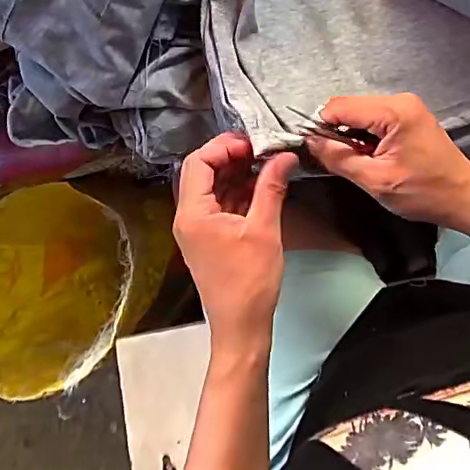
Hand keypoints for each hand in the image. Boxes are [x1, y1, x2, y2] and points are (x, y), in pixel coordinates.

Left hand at [173, 133, 298, 351]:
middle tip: (258, 150)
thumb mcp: (264, 230)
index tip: (251, 143)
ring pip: (211, 187)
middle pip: (201, 171)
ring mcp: (196, 227)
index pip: (199, 162)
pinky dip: (236, 191)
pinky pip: (218, 204)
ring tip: (263, 164)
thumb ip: (271, 188)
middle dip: (229, 156)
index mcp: (192, 213)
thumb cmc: (249, 284)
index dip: (224, 147)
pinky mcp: (208, 237)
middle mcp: (187, 217)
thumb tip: (283, 157)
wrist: (241, 327)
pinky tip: (259, 186)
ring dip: (234, 173)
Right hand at [305, 93, 469, 230]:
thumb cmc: (425, 193)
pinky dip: (364, 134)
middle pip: (347, 106)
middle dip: (336, 131)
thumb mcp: (375, 181)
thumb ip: (337, 158)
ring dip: (350, 134)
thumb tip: (308, 142)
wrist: (467, 200)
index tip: (321, 153)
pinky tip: (372, 155)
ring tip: (361, 160)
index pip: (338, 107)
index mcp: (393, 112)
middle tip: (343, 160)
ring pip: (357, 112)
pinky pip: (372, 117)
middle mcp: (399, 100)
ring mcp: (405, 106)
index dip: (321, 128)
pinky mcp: (408, 115)